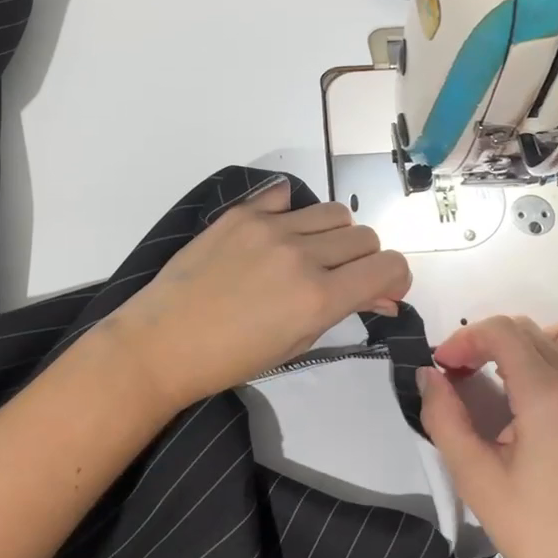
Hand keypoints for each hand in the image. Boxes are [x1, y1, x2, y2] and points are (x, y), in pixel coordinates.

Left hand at [102, 178, 411, 411]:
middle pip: (364, 236)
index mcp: (318, 297)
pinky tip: (275, 238)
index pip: (388, 266)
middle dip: (363, 259)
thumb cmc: (231, 359)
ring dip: (334, 234)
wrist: (162, 342)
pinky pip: (287, 197)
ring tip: (308, 255)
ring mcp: (270, 228)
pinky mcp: (242, 213)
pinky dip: (293, 215)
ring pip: (333, 212)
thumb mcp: (297, 342)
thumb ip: (343, 309)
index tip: (383, 289)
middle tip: (340, 278)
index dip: (396, 278)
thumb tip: (383, 295)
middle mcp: (301, 254)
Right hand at [417, 317, 557, 557]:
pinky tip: (547, 392)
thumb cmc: (536, 531)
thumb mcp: (476, 478)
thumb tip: (430, 376)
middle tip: (460, 377)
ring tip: (504, 378)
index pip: (502, 332)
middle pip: (528, 330)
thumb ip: (445, 418)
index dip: (464, 339)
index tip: (443, 367)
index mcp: (546, 394)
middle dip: (486, 341)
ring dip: (528, 343)